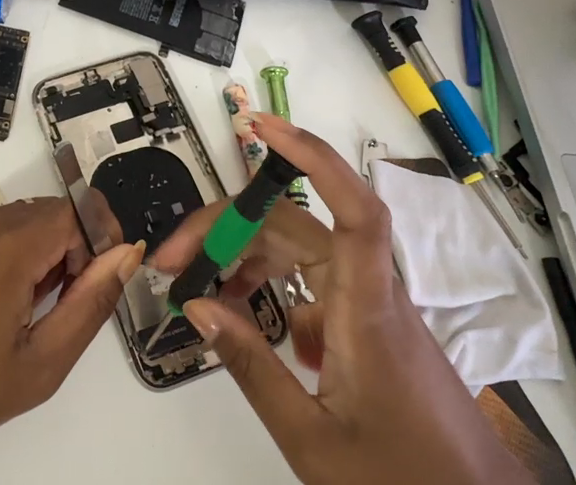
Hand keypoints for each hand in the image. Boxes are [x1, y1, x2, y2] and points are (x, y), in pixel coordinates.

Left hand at [0, 199, 140, 484]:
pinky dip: (19, 253)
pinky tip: (11, 303)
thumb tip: (126, 254)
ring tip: (40, 309)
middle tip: (70, 303)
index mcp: (8, 246)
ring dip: (48, 251)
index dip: (101, 239)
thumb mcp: (45, 359)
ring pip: (27, 219)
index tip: (102, 282)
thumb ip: (91, 302)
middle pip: (52, 211)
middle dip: (76, 247)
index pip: (77, 210)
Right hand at [152, 113, 529, 484]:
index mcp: (367, 312)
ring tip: (202, 288)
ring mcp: (373, 309)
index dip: (312, 157)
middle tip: (175, 261)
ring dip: (248, 258)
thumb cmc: (400, 481)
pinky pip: (317, 286)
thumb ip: (251, 366)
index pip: (352, 210)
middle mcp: (372, 295)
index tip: (262, 127)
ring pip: (303, 253)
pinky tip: (251, 325)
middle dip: (230, 229)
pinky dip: (275, 291)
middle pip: (298, 228)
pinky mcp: (373, 327)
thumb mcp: (310, 437)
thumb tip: (198, 306)